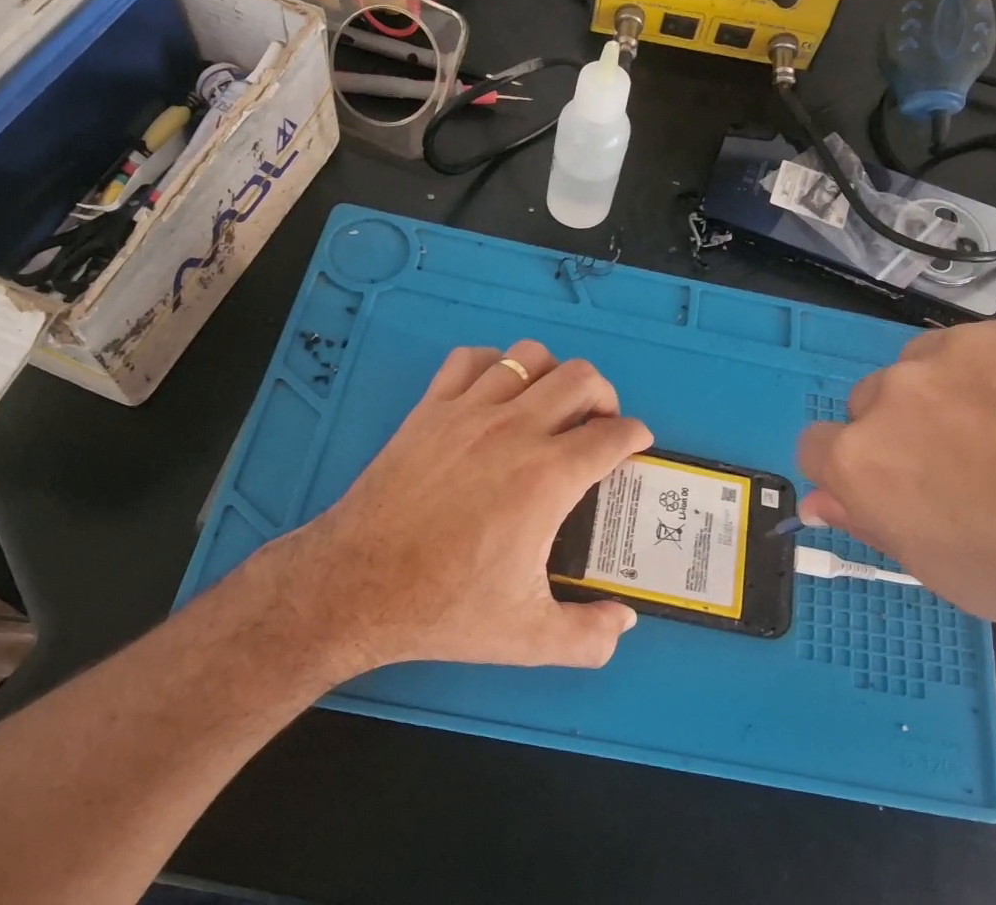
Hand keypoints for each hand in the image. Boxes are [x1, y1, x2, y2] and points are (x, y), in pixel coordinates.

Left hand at [265, 341, 651, 675]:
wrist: (358, 584)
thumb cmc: (444, 606)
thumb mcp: (529, 637)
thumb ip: (588, 635)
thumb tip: (622, 621)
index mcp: (548, 478)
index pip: (613, 435)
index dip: (636, 437)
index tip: (636, 446)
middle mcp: (514, 431)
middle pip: (582, 378)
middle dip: (605, 397)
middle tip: (600, 426)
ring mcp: (468, 412)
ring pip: (529, 357)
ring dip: (553, 374)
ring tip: (552, 405)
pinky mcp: (430, 409)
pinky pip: (470, 360)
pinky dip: (493, 366)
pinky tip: (495, 393)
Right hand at [795, 310, 995, 669]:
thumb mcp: (944, 571)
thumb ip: (874, 521)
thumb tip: (825, 497)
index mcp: (863, 458)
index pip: (819, 446)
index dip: (858, 472)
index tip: (899, 490)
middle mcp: (895, 391)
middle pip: (875, 402)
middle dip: (907, 431)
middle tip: (973, 469)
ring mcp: (964, 348)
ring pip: (932, 365)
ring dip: (954, 393)